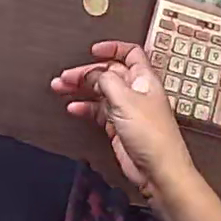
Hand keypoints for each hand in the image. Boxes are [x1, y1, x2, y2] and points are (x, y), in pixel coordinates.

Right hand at [51, 41, 195, 200]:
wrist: (159, 172)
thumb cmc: (153, 137)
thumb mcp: (126, 99)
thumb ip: (106, 80)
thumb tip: (94, 72)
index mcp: (144, 79)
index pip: (130, 53)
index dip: (112, 48)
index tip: (93, 50)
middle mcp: (136, 92)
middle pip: (108, 73)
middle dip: (86, 72)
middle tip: (66, 75)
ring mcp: (127, 110)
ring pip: (100, 92)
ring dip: (80, 88)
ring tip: (61, 87)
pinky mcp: (119, 127)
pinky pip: (98, 111)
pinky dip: (84, 108)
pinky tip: (73, 108)